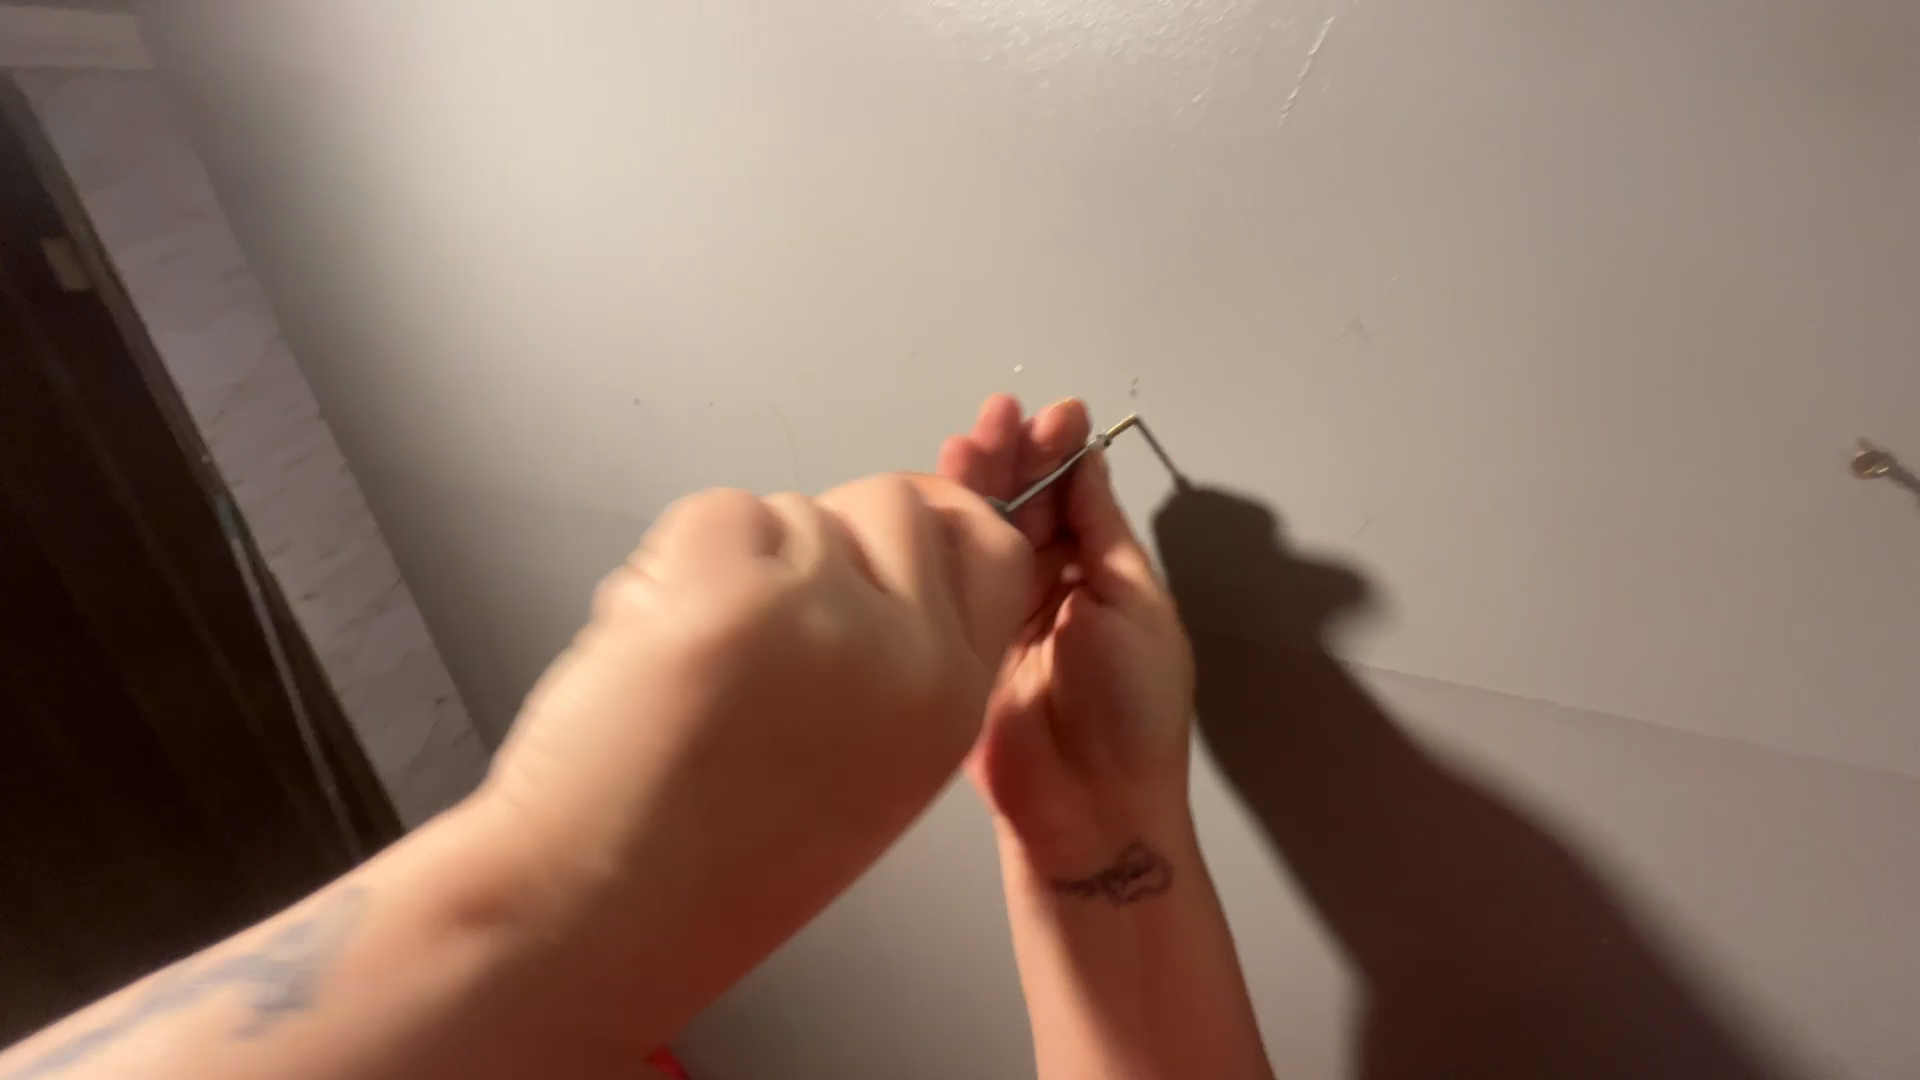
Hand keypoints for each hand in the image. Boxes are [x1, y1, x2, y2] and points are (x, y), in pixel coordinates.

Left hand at [477, 474, 1030, 1007]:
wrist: (601, 916)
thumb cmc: (722, 856)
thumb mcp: (877, 758)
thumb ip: (902, 651)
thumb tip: (876, 551)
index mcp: (953, 700)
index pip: (991, 549)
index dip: (939, 517)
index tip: (890, 519)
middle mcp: (911, 653)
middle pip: (894, 501)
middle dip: (830, 528)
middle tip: (768, 598)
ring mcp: (824, 615)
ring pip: (794, 511)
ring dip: (741, 561)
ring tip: (701, 656)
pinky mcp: (729, 589)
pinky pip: (719, 512)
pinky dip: (676, 559)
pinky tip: (657, 641)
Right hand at [938, 395, 1195, 877]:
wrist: (1085, 807)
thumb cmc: (1130, 705)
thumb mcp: (1136, 606)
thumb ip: (1103, 534)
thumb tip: (1091, 464)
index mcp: (1097, 575)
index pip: (1074, 500)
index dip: (1065, 457)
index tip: (1061, 415)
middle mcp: (1045, 584)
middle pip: (1022, 507)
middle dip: (1015, 457)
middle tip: (1003, 416)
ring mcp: (994, 608)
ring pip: (979, 532)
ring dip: (976, 482)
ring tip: (971, 436)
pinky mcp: (954, 634)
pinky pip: (946, 575)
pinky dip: (939, 532)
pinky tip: (932, 493)